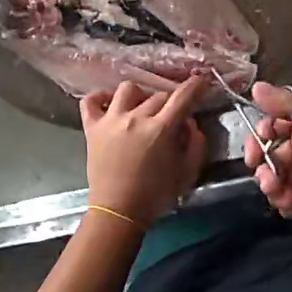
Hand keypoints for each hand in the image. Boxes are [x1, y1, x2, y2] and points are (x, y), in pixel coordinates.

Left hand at [79, 75, 211, 225]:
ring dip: (139, 95)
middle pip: (157, 95)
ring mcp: (110, 120)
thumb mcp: (187, 172)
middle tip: (169, 117)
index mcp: (161, 128)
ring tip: (141, 108)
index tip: (201, 81)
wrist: (119, 211)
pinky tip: (109, 104)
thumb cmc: (156, 195)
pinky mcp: (91, 128)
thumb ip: (195, 143)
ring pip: (127, 90)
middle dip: (169, 103)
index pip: (183, 96)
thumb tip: (189, 122)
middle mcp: (135, 117)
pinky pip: (90, 101)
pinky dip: (99, 97)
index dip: (195, 86)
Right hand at [240, 83, 291, 225]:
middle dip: (262, 166)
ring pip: (273, 177)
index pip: (272, 124)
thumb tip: (256, 87)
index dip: (260, 135)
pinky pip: (285, 197)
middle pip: (267, 153)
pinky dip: (285, 202)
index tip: (258, 146)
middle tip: (266, 177)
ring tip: (281, 192)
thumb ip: (288, 104)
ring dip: (272, 186)